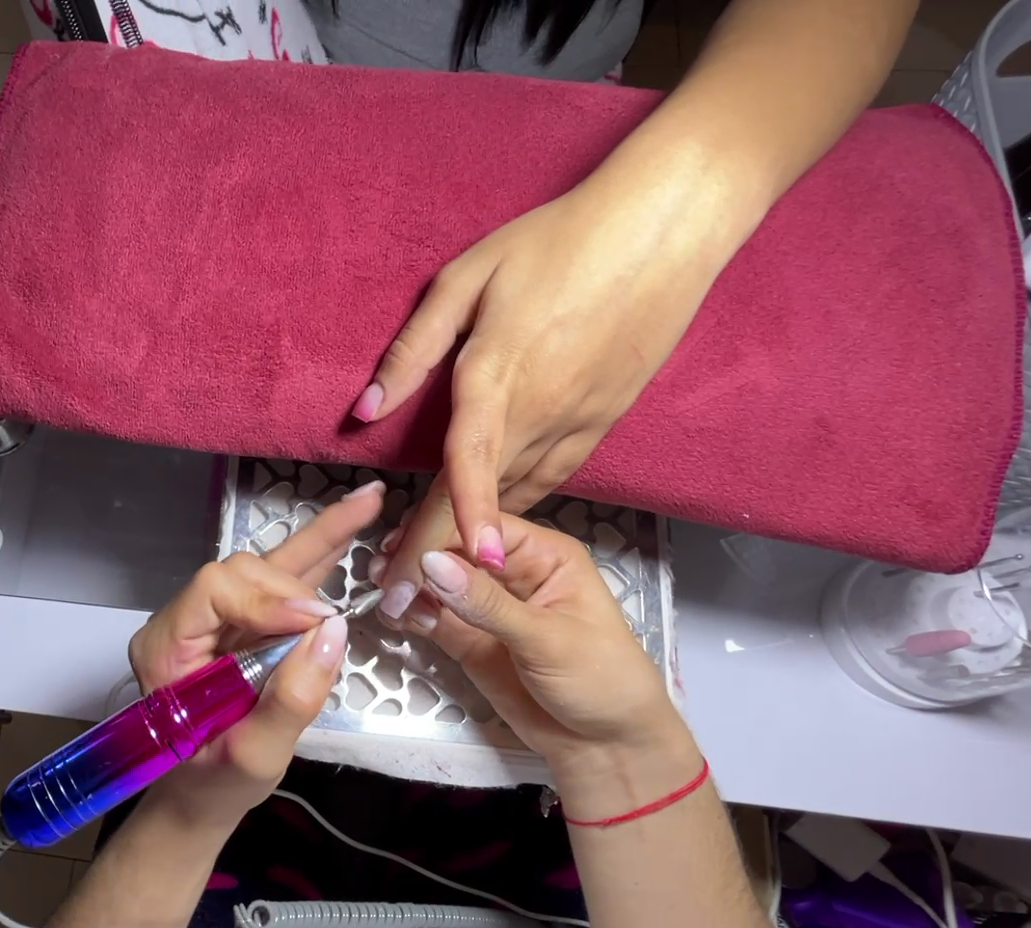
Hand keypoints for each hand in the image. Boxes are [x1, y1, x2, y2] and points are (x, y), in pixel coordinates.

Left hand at [125, 481, 384, 831]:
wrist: (200, 794)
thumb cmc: (216, 783)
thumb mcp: (254, 756)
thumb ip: (290, 699)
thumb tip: (332, 631)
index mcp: (165, 647)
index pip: (214, 590)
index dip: (267, 598)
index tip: (316, 621)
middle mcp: (184, 619)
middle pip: (240, 573)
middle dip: (291, 587)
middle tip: (332, 619)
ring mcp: (215, 616)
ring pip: (266, 566)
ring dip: (317, 541)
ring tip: (368, 504)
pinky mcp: (243, 619)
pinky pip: (281, 581)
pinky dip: (320, 555)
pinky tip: (354, 519)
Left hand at [358, 182, 727, 615]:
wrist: (666, 226)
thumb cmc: (555, 243)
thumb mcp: (467, 279)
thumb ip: (413, 350)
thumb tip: (364, 410)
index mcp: (498, 377)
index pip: (470, 463)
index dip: (460, 516)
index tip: (457, 567)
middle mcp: (540, 412)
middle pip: (486, 496)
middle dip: (444, 551)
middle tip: (405, 598)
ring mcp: (579, 421)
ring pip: (523, 494)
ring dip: (483, 537)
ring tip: (440, 575)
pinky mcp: (605, 421)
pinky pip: (554, 476)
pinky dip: (521, 506)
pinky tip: (499, 525)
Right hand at [406, 513, 695, 809]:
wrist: (604, 748)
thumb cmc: (600, 681)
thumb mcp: (547, 639)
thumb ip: (486, 603)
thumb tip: (431, 562)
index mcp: (541, 554)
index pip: (481, 528)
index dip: (440, 533)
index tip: (401, 546)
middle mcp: (508, 571)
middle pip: (450, 550)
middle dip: (415, 558)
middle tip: (381, 571)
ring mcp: (483, 604)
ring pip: (434, 582)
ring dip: (406, 584)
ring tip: (380, 590)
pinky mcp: (465, 636)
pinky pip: (430, 616)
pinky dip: (409, 614)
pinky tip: (392, 615)